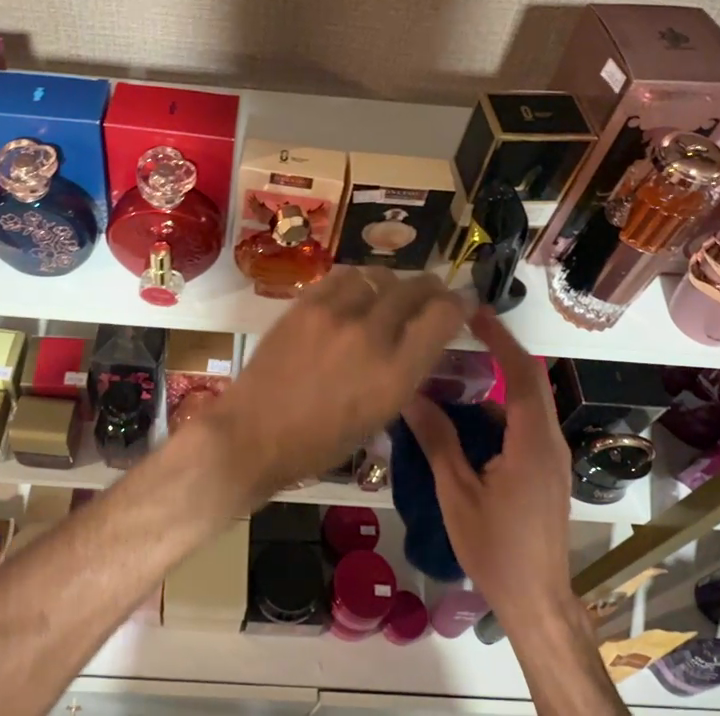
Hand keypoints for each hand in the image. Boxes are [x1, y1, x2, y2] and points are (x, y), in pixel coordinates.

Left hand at [201, 267, 465, 505]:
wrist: (255, 433)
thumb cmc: (320, 442)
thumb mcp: (380, 416)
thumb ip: (406, 373)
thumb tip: (422, 338)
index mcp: (397, 373)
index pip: (444, 316)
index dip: (461, 304)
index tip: (464, 302)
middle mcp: (372, 335)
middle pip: (416, 289)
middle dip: (431, 288)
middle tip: (433, 293)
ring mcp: (336, 314)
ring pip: (380, 275)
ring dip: (393, 282)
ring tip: (391, 292)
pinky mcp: (305, 303)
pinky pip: (343, 276)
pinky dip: (358, 281)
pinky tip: (356, 291)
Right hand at [402, 307, 576, 623]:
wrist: (536, 602)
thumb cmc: (496, 549)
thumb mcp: (457, 493)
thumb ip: (438, 440)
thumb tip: (412, 394)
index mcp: (532, 443)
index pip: (522, 374)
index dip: (500, 339)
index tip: (474, 313)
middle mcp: (549, 443)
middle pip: (528, 384)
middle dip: (496, 354)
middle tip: (456, 335)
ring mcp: (551, 460)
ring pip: (523, 408)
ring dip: (491, 388)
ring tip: (447, 379)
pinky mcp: (545, 474)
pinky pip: (522, 429)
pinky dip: (494, 415)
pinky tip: (460, 424)